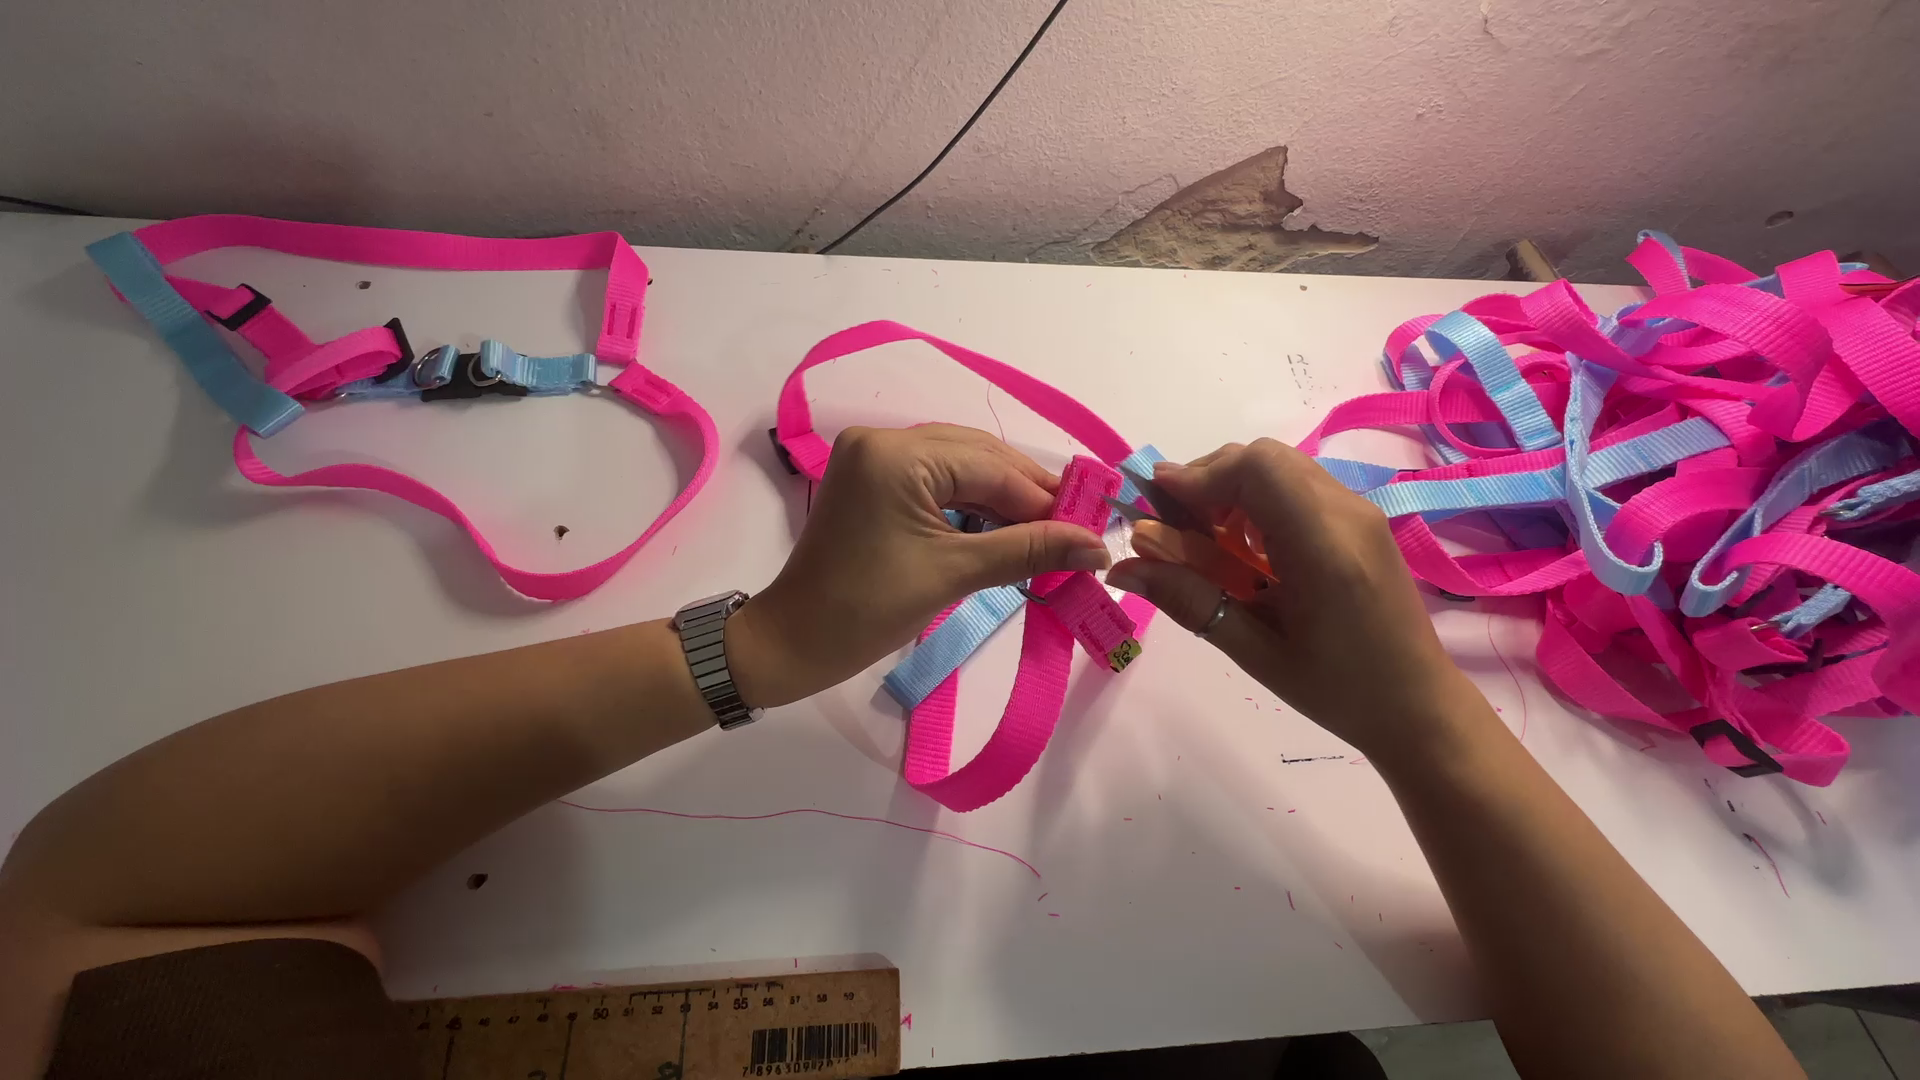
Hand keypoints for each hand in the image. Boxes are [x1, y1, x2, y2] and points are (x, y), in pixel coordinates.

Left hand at [728, 425, 1110, 706]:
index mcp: (896, 455)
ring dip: (1002, 499)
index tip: (1089, 527)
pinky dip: (971, 504)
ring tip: (1046, 533)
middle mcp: (884, 440)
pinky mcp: (873, 478)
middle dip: (1026, 495)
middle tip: (1073, 530)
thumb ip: (1028, 550)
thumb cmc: (868, 610)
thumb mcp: (954, 574)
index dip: (1045, 498)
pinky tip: (1003, 528)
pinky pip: (936, 480)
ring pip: (960, 467)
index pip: (991, 467)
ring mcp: (874, 457)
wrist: (795, 640)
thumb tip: (1099, 546)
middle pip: (977, 457)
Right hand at [1104, 439, 1482, 757]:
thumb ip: (1189, 599)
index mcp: (1325, 547)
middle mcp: (1347, 514)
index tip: (1156, 506)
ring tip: (1207, 540)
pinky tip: (1246, 548)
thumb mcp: (1254, 651)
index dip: (1199, 475)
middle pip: (1264, 458)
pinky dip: (1256, 500)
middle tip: (1176, 528)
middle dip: (1208, 480)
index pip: (1257, 468)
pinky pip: (1296, 486)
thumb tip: (1121, 568)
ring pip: (1279, 467)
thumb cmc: (1337, 690)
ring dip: (1231, 489)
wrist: (1417, 706)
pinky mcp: (1359, 521)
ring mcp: (1358, 513)